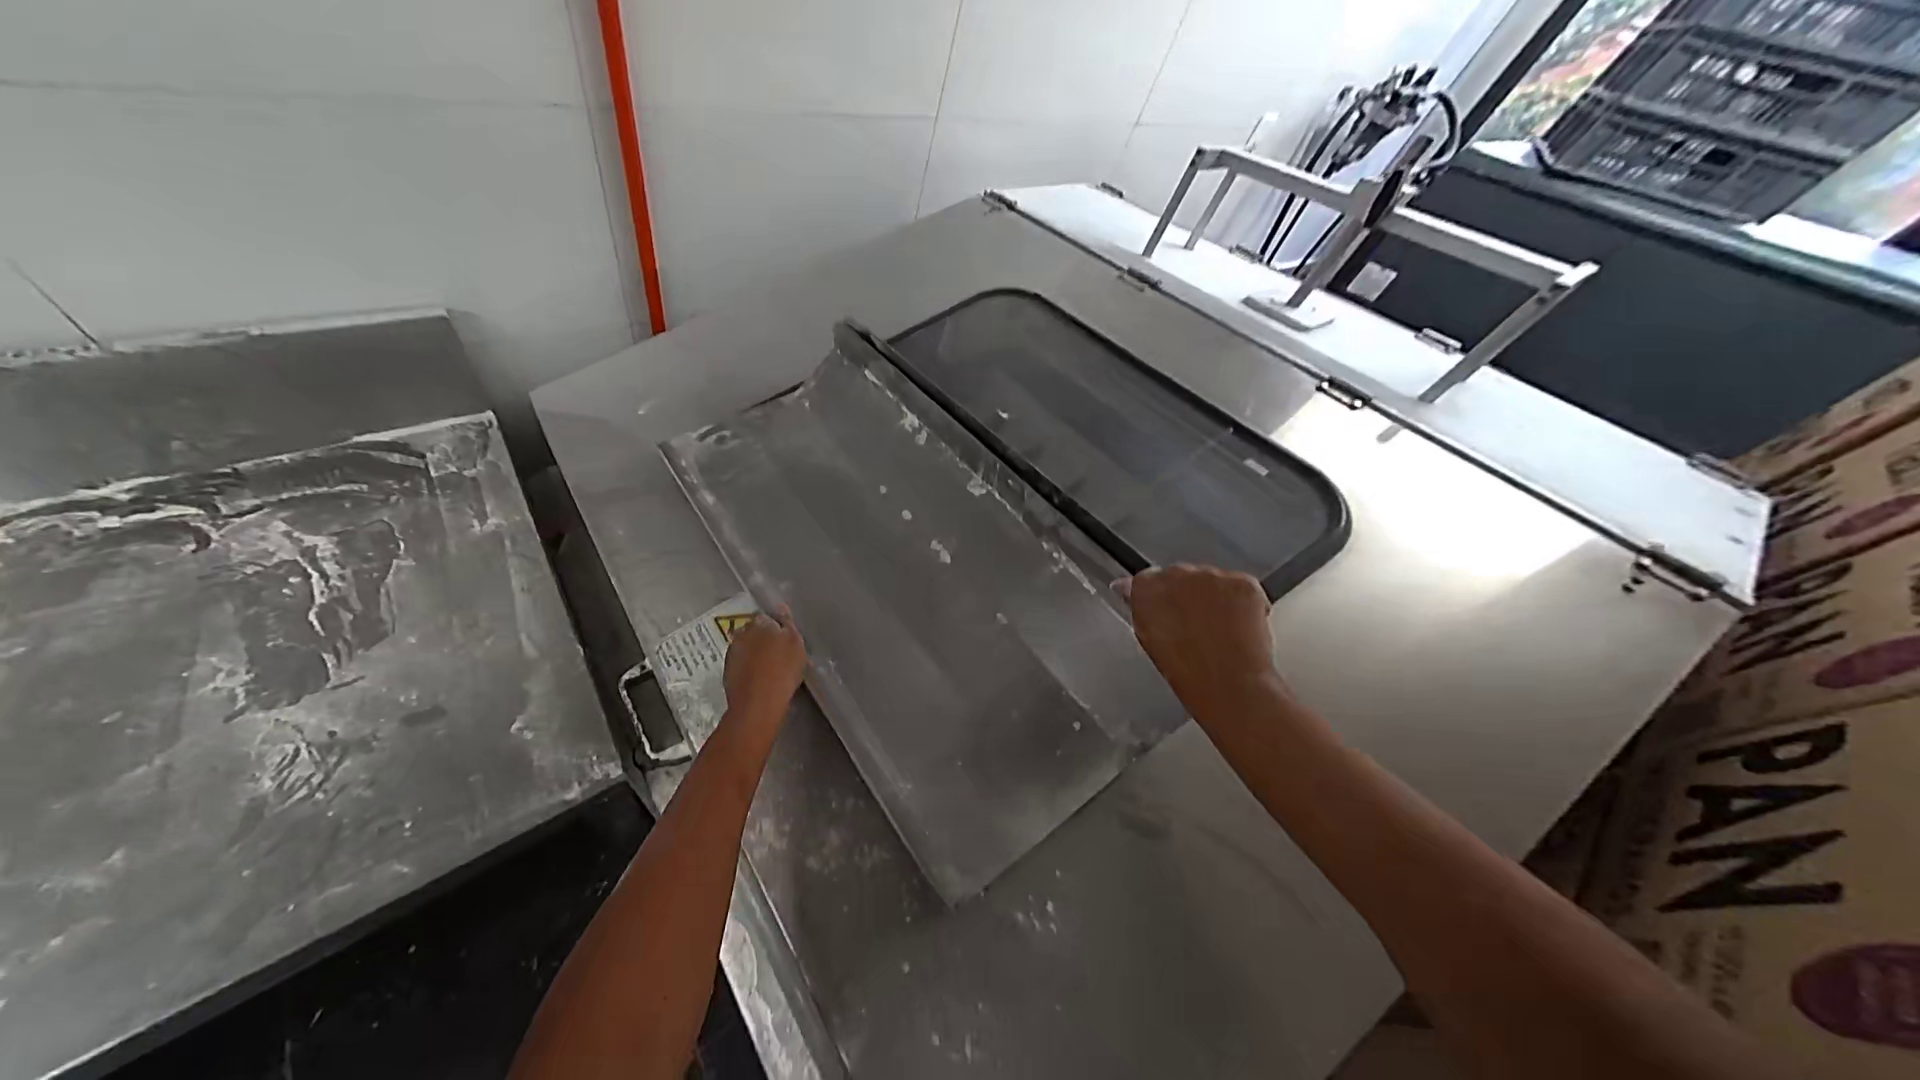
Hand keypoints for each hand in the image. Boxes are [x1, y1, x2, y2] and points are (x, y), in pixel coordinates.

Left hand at [722, 604, 807, 723]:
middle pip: (753, 631)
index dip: (776, 627)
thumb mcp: (795, 643)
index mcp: (759, 623)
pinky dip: (749, 667)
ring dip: (755, 653)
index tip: (785, 638)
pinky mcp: (727, 672)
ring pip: (746, 648)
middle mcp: (741, 634)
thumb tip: (781, 607)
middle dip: (763, 638)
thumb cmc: (783, 669)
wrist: (758, 703)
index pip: (767, 617)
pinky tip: (759, 678)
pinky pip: (741, 664)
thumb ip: (788, 624)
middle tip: (778, 652)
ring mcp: (732, 654)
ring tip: (770, 667)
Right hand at [1120, 565, 1284, 717]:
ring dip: (1215, 598)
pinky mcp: (1244, 582)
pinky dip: (1242, 603)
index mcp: (1147, 586)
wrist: (1229, 684)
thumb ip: (1138, 606)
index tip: (1168, 614)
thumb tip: (1125, 586)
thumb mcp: (1148, 638)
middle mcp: (1178, 572)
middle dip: (1188, 595)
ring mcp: (1213, 575)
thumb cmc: (1183, 671)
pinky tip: (1241, 627)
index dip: (1160, 598)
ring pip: (1213, 581)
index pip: (1148, 579)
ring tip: (1222, 631)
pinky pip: (1241, 587)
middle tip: (1197, 626)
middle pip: (1182, 576)